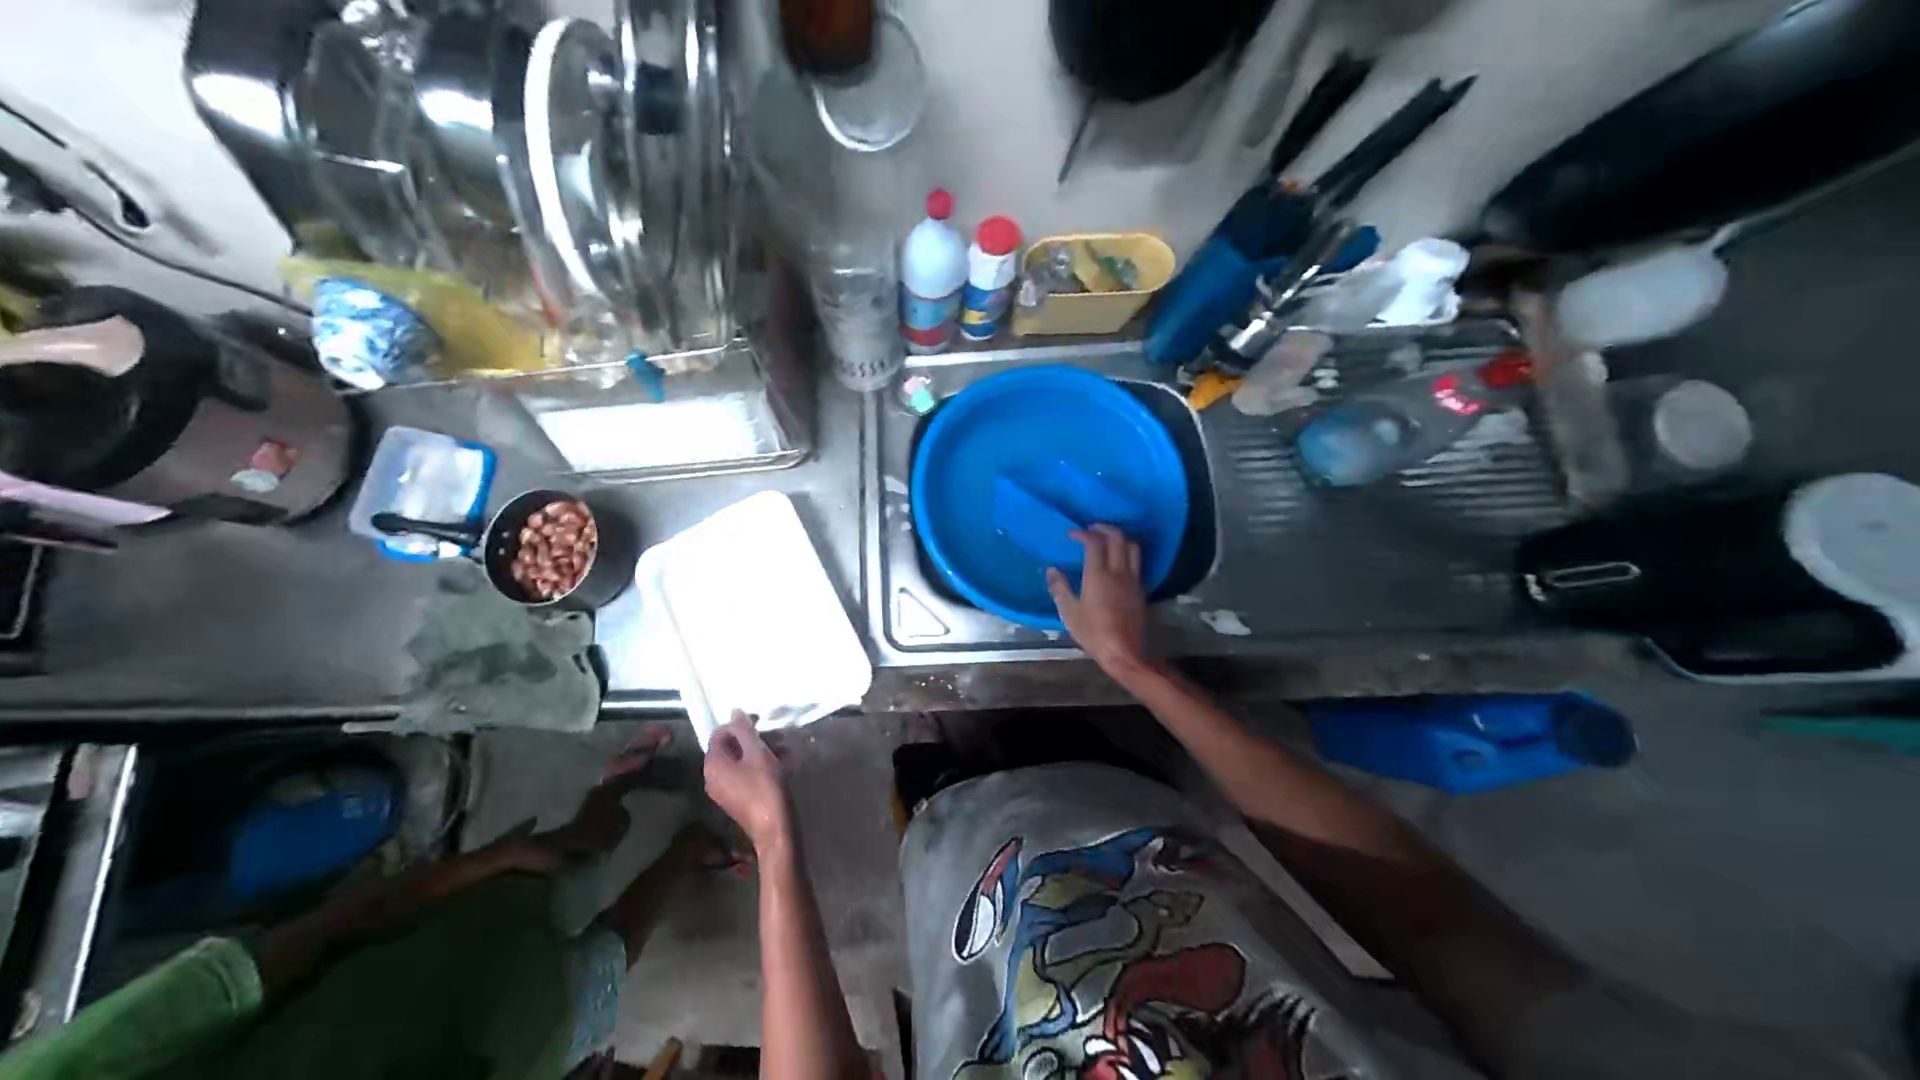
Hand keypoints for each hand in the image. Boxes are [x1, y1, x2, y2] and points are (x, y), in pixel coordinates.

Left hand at [704, 712, 792, 853]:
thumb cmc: (765, 787)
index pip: (720, 733)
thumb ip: (744, 730)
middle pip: (731, 747)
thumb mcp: (758, 753)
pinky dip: (761, 766)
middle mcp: (712, 776)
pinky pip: (745, 774)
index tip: (763, 723)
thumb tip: (734, 711)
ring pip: (741, 760)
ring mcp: (723, 790)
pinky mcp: (736, 799)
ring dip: (762, 751)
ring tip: (786, 751)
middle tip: (780, 737)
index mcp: (713, 763)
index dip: (740, 725)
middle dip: (756, 739)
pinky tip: (783, 765)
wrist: (774, 828)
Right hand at [1047, 524, 1152, 678]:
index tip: (1072, 535)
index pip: (1094, 542)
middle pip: (1117, 537)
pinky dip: (1127, 553)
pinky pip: (1137, 562)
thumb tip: (1052, 570)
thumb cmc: (1093, 634)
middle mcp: (1118, 572)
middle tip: (1091, 529)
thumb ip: (1060, 589)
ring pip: (1132, 547)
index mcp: (1098, 576)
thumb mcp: (1069, 613)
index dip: (1083, 533)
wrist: (1124, 653)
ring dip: (1120, 538)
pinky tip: (1117, 562)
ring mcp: (1133, 580)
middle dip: (1104, 528)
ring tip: (1107, 540)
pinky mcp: (1141, 590)